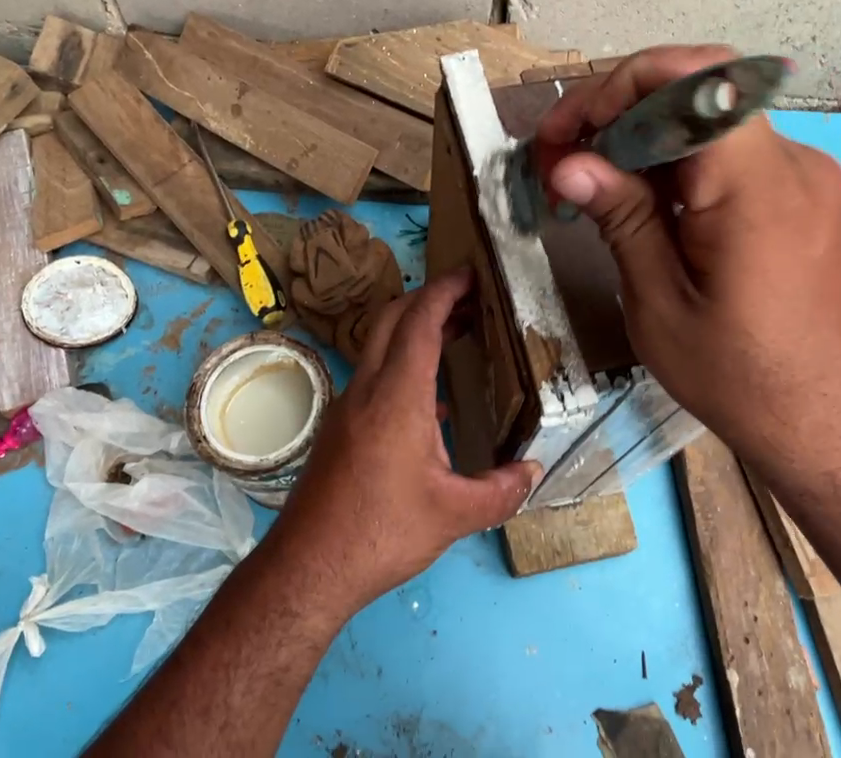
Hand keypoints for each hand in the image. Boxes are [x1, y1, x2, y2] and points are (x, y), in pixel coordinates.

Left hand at [268, 270, 540, 614]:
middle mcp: (366, 390)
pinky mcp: (339, 429)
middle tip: (468, 299)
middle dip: (429, 299)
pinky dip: (402, 365)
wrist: (308, 566)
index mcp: (397, 397)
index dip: (445, 290)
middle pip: (391, 320)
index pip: (420, 322)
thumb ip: (500, 492)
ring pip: (377, 346)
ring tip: (455, 336)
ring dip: (413, 331)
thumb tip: (532, 473)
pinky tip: (431, 401)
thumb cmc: (380, 533)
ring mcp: (346, 408)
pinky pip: (372, 377)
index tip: (470, 274)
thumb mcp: (453, 515)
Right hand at [536, 45, 840, 465]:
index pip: (691, 78)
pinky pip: (730, 154)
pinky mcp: (803, 195)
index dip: (616, 86)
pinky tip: (640, 202)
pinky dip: (676, 163)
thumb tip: (568, 163)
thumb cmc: (739, 378)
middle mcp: (792, 163)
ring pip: (707, 121)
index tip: (565, 134)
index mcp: (756, 186)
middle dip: (616, 112)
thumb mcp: (660, 305)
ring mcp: (803, 176)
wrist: (829, 424)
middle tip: (560, 160)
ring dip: (641, 139)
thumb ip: (621, 220)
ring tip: (588, 185)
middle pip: (695, 92)